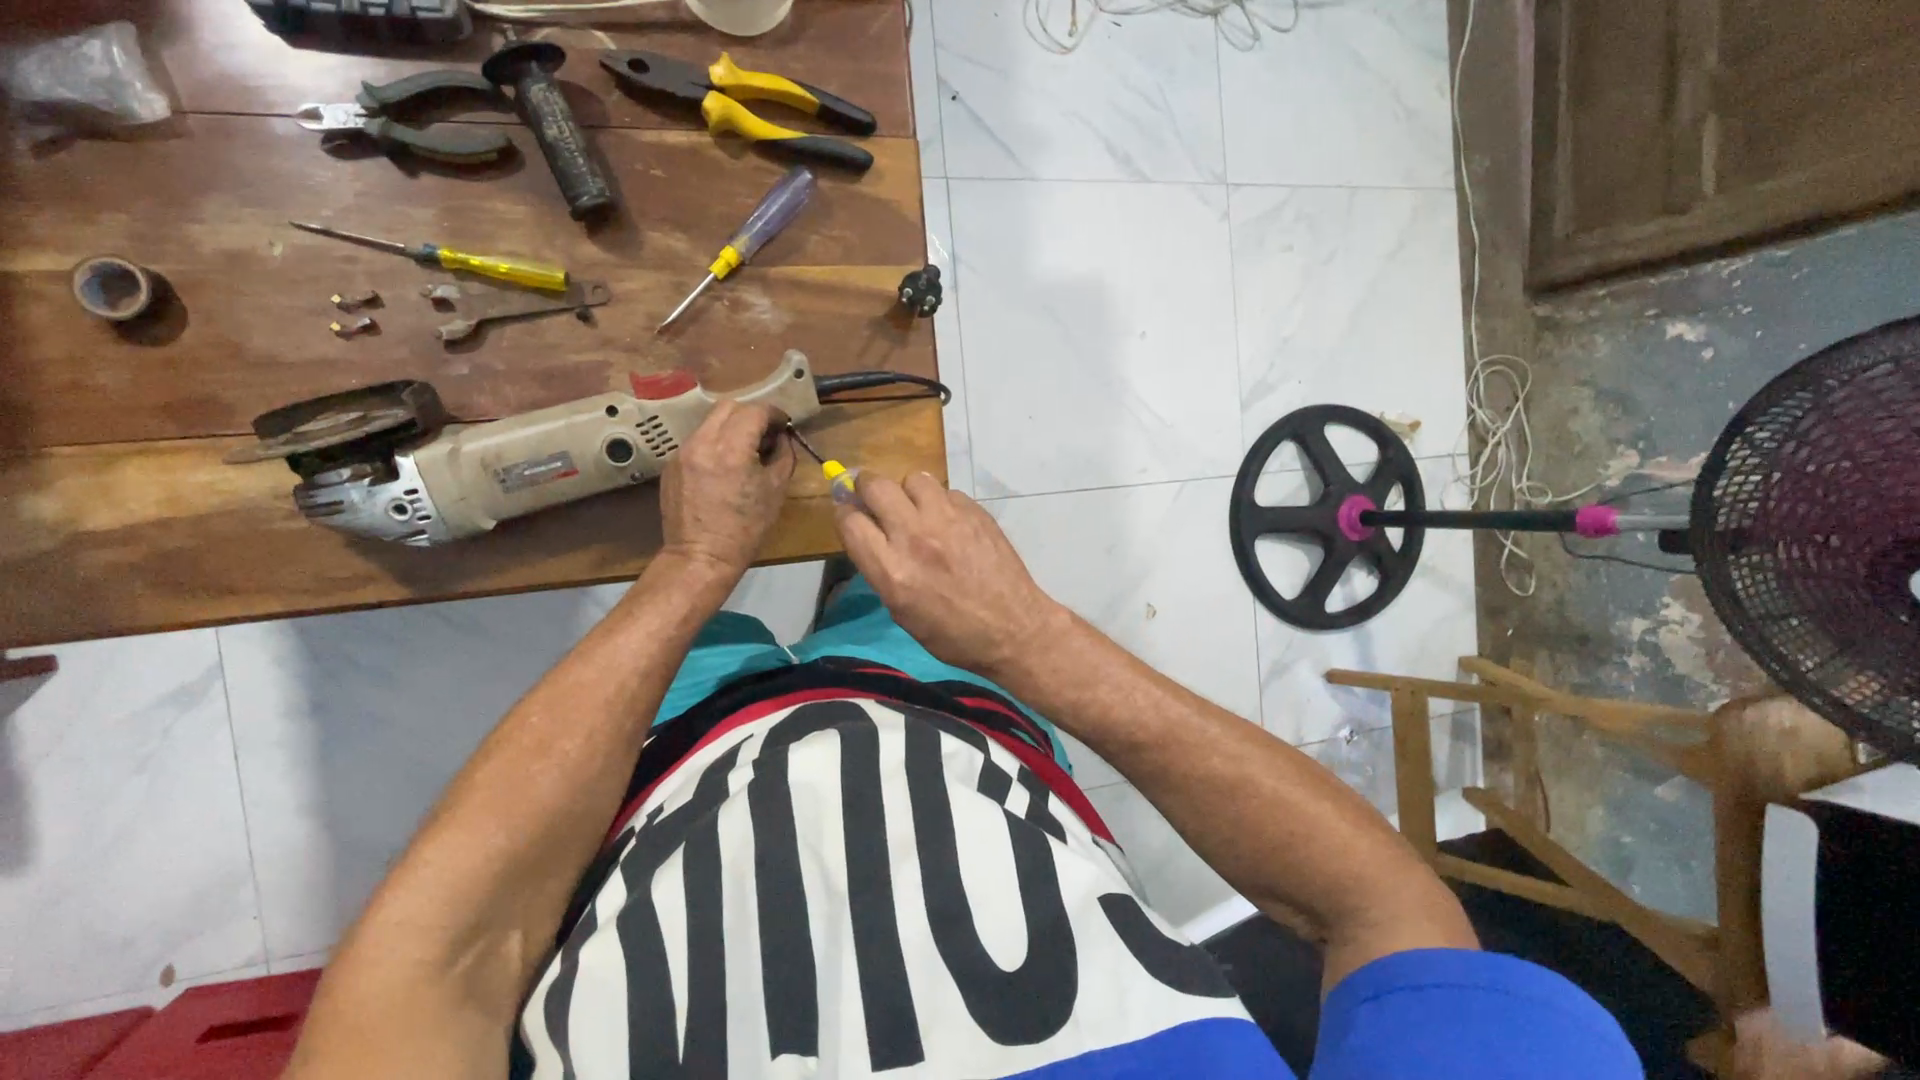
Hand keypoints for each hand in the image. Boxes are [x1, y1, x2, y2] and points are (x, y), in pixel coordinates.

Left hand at [660, 401, 794, 576]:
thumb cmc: (745, 529)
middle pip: (728, 407)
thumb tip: (781, 438)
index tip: (783, 425)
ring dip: (731, 428)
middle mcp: (702, 443)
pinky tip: (723, 467)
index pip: (754, 411)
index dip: (773, 414)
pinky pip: (697, 442)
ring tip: (744, 449)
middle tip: (764, 433)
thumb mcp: (776, 491)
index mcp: (732, 450)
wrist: (701, 556)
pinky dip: (714, 444)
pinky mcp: (671, 465)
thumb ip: (783, 456)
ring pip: (710, 422)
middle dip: (750, 415)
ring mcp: (682, 453)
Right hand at [834, 471, 1069, 675]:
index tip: (849, 514)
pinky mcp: (975, 511)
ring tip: (916, 509)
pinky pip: (946, 492)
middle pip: (875, 486)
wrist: (1013, 629)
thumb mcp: (902, 612)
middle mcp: (914, 536)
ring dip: (907, 491)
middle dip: (867, 488)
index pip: (850, 521)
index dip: (844, 514)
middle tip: (873, 498)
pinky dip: (941, 503)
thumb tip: (869, 536)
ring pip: (913, 478)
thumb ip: (880, 569)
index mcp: (892, 570)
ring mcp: (947, 519)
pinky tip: (949, 523)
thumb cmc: (953, 635)